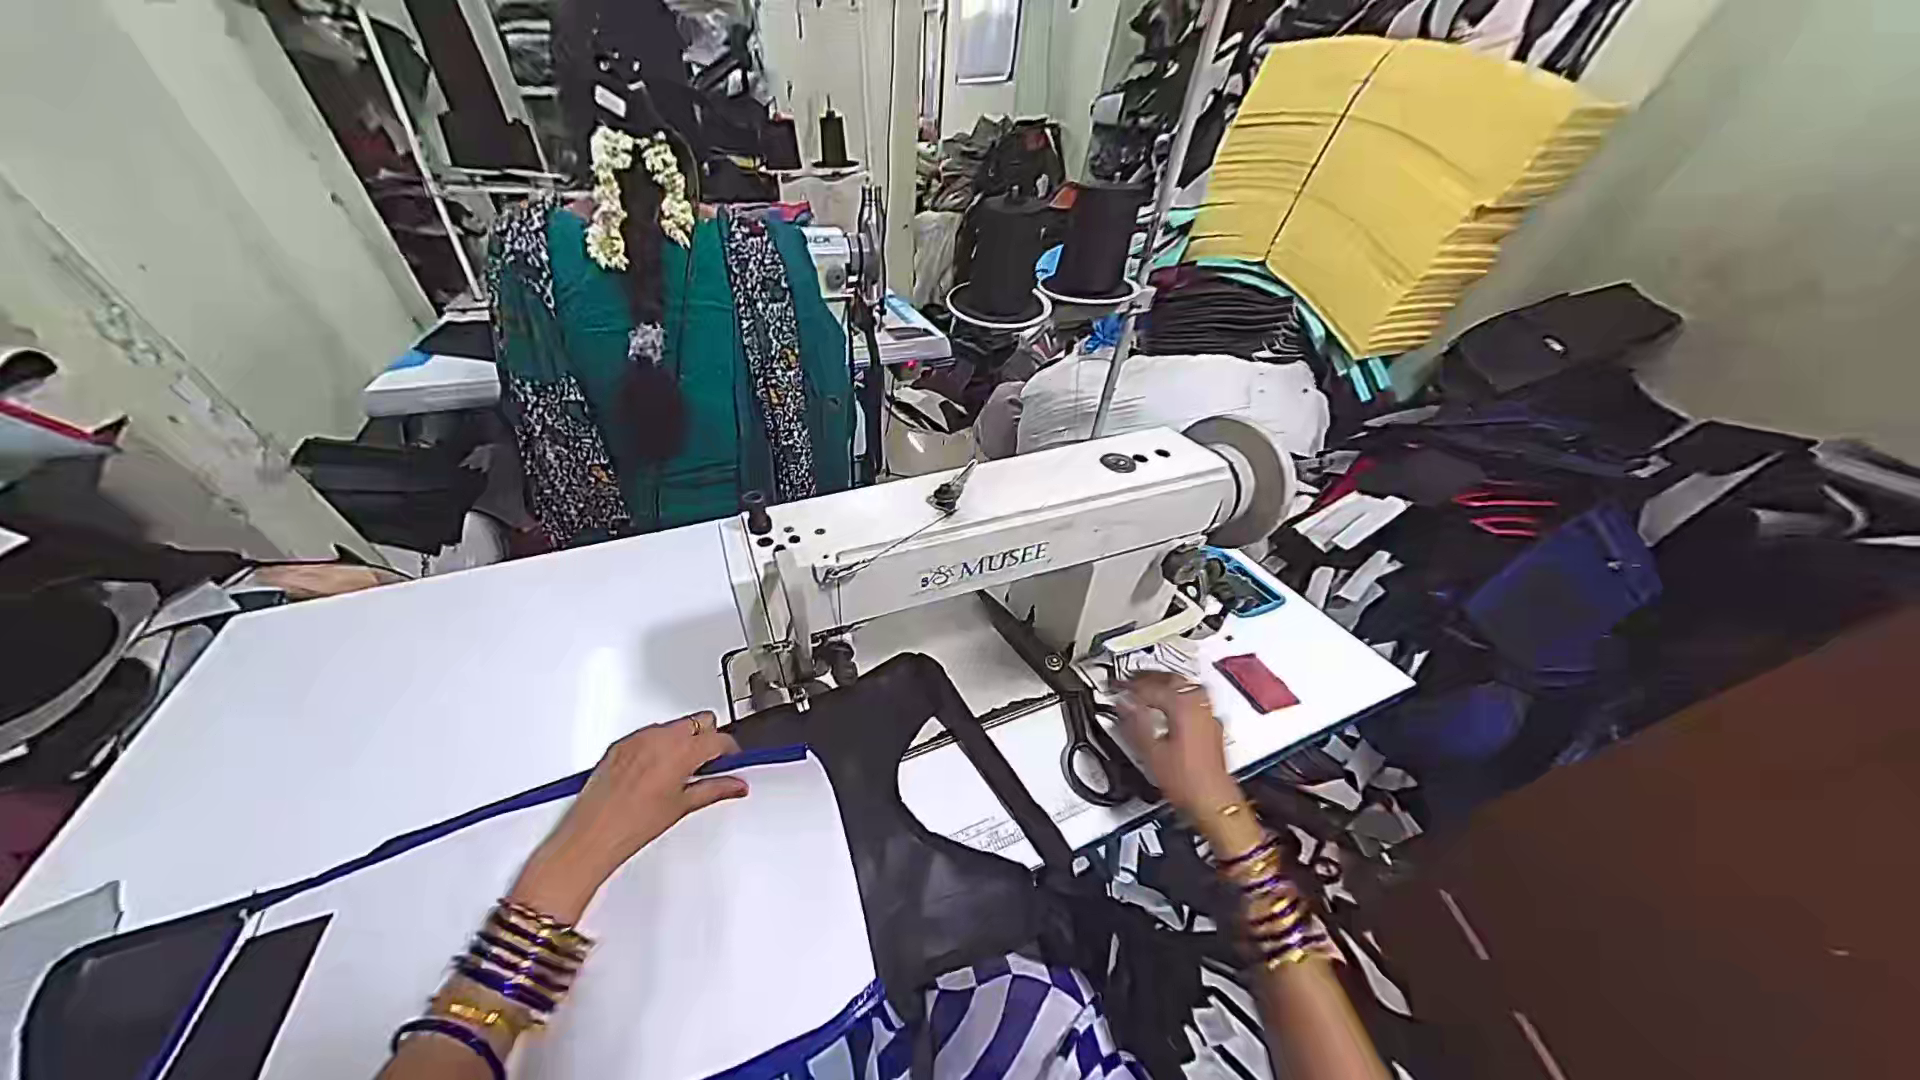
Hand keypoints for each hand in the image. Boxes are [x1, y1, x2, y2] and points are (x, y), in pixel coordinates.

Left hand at [510, 712, 747, 920]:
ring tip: (679, 771)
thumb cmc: (630, 825)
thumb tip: (736, 785)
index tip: (730, 761)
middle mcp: (660, 737)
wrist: (589, 837)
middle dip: (709, 738)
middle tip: (708, 763)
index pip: (720, 738)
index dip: (730, 751)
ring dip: (683, 740)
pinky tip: (655, 771)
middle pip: (701, 721)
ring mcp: (638, 738)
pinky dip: (658, 745)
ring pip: (675, 725)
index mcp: (681, 751)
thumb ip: (716, 788)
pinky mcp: (621, 744)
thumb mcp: (683, 806)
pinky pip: (649, 733)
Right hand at [1113, 674, 1254, 849]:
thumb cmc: (1188, 782)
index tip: (1116, 687)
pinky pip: (1193, 700)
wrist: (1213, 803)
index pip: (1150, 687)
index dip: (1129, 686)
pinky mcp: (1212, 727)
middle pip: (1171, 679)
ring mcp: (1208, 716)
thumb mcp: (1150, 752)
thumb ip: (1134, 723)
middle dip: (1149, 678)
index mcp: (1183, 706)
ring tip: (1148, 687)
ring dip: (1165, 684)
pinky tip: (1170, 705)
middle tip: (1130, 680)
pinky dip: (1177, 697)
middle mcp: (1199, 706)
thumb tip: (1123, 704)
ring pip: (1185, 686)